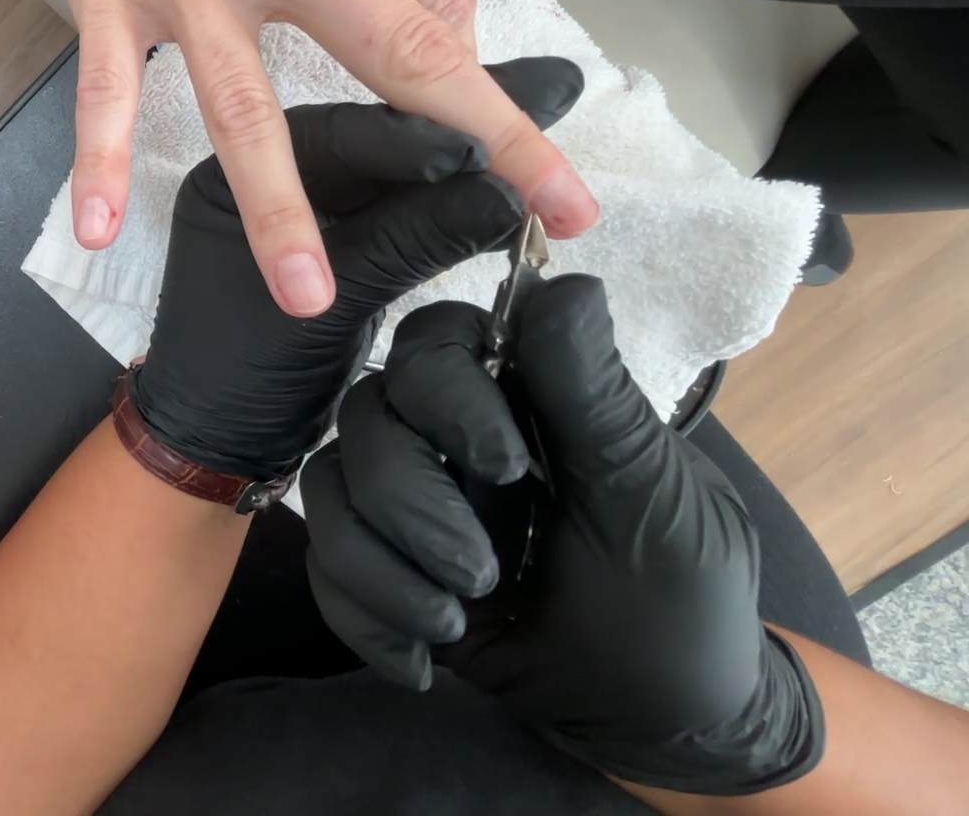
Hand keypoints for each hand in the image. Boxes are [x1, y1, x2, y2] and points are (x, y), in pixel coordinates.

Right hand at [0, 0, 600, 316]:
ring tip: (307, 295)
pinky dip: (101, 162)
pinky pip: (107, 92)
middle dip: (479, 142)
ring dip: (281, 209)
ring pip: (247, 110)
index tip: (464, 104)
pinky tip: (100, 226)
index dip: (462, 61)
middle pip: (397, 58)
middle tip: (543, 216)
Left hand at [130, 58, 581, 483]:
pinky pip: (400, 205)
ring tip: (553, 105)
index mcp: (232, 180)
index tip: (490, 144)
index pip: (339, 140)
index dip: (418, 141)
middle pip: (376, 137)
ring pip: (395, 169)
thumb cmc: (244, 374)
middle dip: (464, 119)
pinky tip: (513, 180)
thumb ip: (408, 244)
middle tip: (556, 84)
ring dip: (472, 153)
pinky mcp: (333, 237)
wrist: (217, 434)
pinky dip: (454, 199)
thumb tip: (503, 195)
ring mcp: (301, 206)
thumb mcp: (328, 307)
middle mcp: (266, 179)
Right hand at [303, 278, 824, 793]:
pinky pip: (321, 560)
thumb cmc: (672, 593)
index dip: (445, 393)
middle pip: (363, 419)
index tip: (508, 467)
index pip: (431, 341)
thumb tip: (568, 280)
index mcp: (505, 396)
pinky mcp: (365, 551)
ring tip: (456, 620)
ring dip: (384, 566)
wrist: (644, 713)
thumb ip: (593, 394)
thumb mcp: (647, 495)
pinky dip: (366, 614)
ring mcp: (391, 490)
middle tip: (479, 574)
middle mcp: (433, 430)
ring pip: (327, 486)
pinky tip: (423, 657)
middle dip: (410, 502)